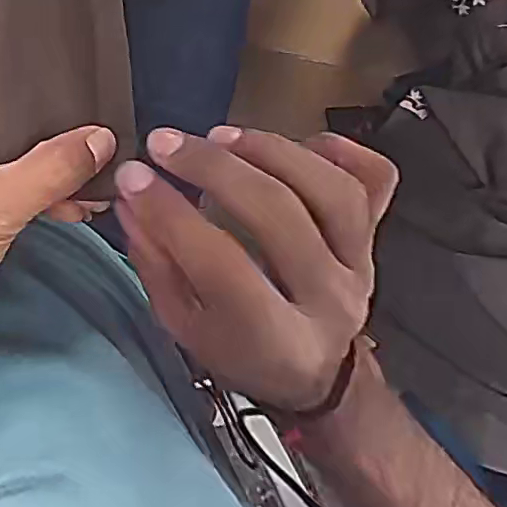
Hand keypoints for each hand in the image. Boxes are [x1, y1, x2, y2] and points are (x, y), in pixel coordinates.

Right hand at [115, 126, 396, 416]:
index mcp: (275, 338)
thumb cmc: (239, 347)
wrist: (315, 371)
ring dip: (270, 150)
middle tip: (164, 143)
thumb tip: (131, 198)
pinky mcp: (375, 236)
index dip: (170, 213)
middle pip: (278, 215)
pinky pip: (375, 180)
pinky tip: (298, 140)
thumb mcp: (183, 324)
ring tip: (219, 135)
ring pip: (332, 191)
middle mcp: (329, 300)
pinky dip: (341, 149)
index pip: (219, 263)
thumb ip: (156, 262)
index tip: (133, 175)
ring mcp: (361, 264)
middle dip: (212, 169)